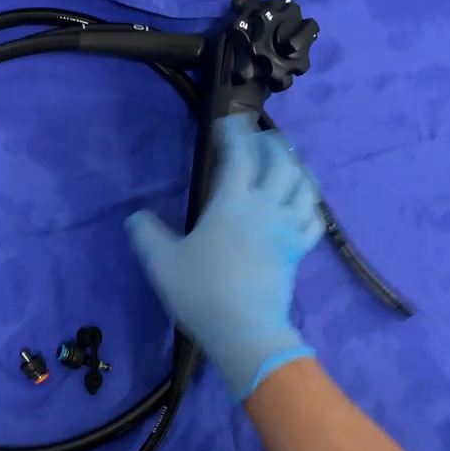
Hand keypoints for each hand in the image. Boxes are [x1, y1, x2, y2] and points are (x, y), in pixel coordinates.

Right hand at [125, 113, 321, 399]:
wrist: (244, 329)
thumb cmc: (199, 291)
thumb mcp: (160, 262)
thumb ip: (146, 234)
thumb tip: (136, 216)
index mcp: (231, 203)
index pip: (240, 155)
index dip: (234, 133)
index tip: (227, 122)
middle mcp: (265, 208)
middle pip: (280, 162)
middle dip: (270, 143)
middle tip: (257, 138)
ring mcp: (286, 229)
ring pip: (303, 186)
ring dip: (294, 168)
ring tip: (283, 164)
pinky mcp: (298, 250)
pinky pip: (313, 218)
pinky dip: (308, 204)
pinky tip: (301, 204)